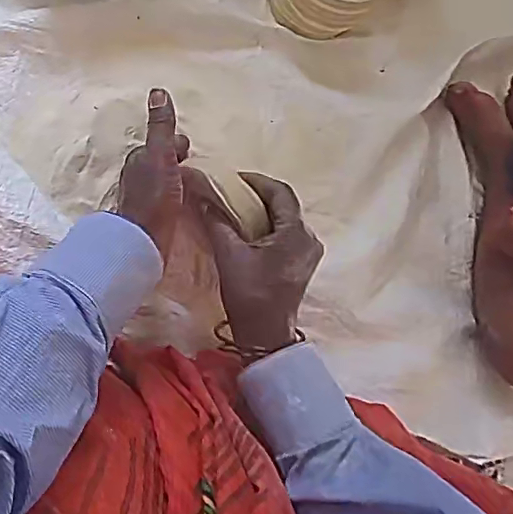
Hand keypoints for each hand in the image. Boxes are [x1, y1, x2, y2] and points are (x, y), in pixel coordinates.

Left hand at [115, 89, 190, 251]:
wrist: (143, 240)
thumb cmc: (153, 196)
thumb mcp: (161, 155)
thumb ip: (161, 128)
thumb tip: (158, 92)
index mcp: (138, 159)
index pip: (159, 144)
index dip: (176, 144)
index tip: (188, 149)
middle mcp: (136, 176)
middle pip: (160, 161)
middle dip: (176, 159)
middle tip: (194, 165)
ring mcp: (142, 197)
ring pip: (161, 179)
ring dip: (176, 177)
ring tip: (193, 182)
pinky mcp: (148, 216)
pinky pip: (164, 197)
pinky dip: (174, 194)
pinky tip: (184, 201)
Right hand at [189, 171, 322, 355]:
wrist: (265, 335)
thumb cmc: (250, 293)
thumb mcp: (229, 254)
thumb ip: (217, 222)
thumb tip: (203, 198)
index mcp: (296, 232)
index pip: (280, 192)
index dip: (257, 181)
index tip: (235, 178)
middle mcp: (309, 238)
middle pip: (285, 205)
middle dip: (259, 195)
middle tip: (234, 192)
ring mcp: (309, 253)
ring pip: (287, 220)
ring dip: (264, 211)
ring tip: (238, 209)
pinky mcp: (302, 264)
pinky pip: (287, 234)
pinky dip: (269, 226)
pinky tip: (249, 230)